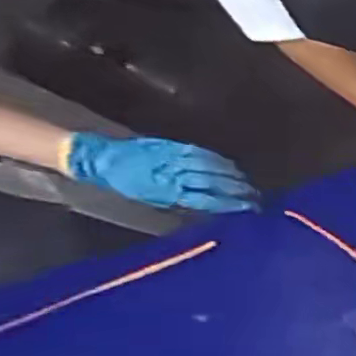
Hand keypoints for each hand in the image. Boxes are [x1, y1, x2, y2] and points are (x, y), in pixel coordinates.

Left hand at [64, 133, 256, 212]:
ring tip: (247, 182)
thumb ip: (186, 204)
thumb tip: (217, 210)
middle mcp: (175, 175)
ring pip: (212, 167)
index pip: (211, 199)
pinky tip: (230, 165)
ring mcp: (174, 158)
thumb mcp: (155, 201)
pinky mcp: (171, 146)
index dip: (234, 204)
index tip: (252, 209)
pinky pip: (201, 153)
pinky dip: (219, 160)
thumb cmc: (127, 186)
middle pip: (216, 182)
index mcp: (171, 192)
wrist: (98, 158)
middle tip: (257, 196)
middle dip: (240, 189)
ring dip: (233, 175)